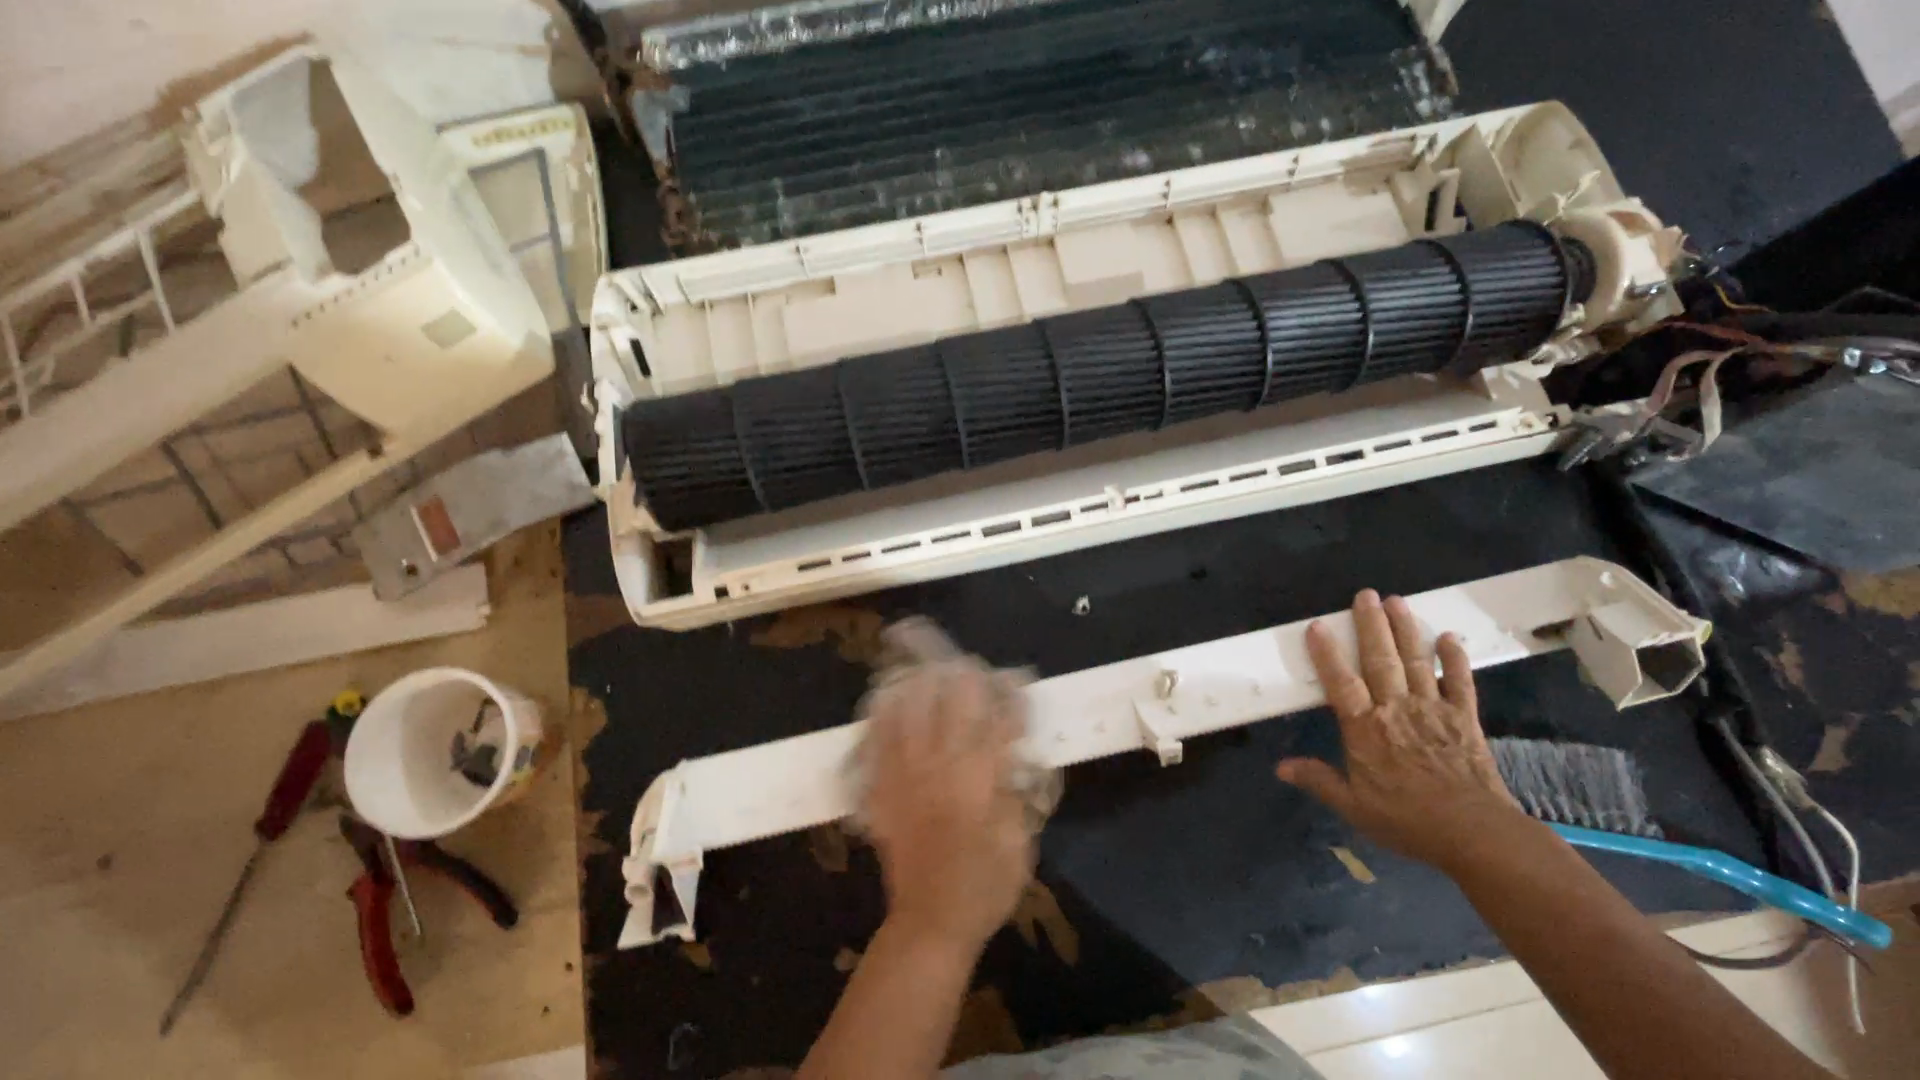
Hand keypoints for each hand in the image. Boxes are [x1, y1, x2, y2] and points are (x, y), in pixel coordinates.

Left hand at [861, 660, 1034, 949]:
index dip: (1009, 696)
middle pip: (949, 702)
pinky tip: (884, 700)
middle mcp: (941, 767)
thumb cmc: (986, 886)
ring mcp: (906, 776)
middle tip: (966, 663)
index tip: (1014, 681)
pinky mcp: (882, 791)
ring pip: (907, 712)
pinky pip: (875, 742)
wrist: (932, 922)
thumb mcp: (1019, 840)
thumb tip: (1012, 754)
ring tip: (920, 662)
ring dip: (916, 683)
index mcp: (981, 779)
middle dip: (960, 675)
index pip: (998, 720)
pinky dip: (881, 717)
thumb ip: (1016, 791)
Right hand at [1276, 589, 1529, 869]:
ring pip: (1415, 661)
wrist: (1475, 832)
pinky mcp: (1464, 718)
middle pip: (1380, 659)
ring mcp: (1433, 710)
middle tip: (1364, 595)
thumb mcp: (1354, 807)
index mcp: (1365, 729)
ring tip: (1396, 601)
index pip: (1341, 683)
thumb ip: (1319, 780)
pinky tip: (1448, 638)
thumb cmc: (1408, 820)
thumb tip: (1281, 767)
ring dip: (1405, 629)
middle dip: (1371, 625)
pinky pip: (1459, 682)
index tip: (1318, 626)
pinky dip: (1454, 659)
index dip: (1327, 654)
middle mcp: (1396, 709)